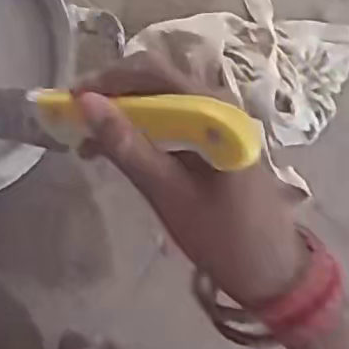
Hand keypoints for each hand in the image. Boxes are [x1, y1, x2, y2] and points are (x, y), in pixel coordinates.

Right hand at [76, 49, 306, 304]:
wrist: (277, 277)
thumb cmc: (225, 237)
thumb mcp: (168, 193)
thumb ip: (127, 145)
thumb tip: (86, 103)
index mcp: (212, 109)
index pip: (151, 71)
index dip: (107, 77)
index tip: (72, 96)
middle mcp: (215, 100)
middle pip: (153, 78)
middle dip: (110, 91)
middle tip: (73, 113)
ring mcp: (215, 116)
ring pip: (156, 95)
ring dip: (120, 109)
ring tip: (87, 134)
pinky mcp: (211, 133)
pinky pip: (167, 115)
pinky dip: (138, 125)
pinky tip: (114, 146)